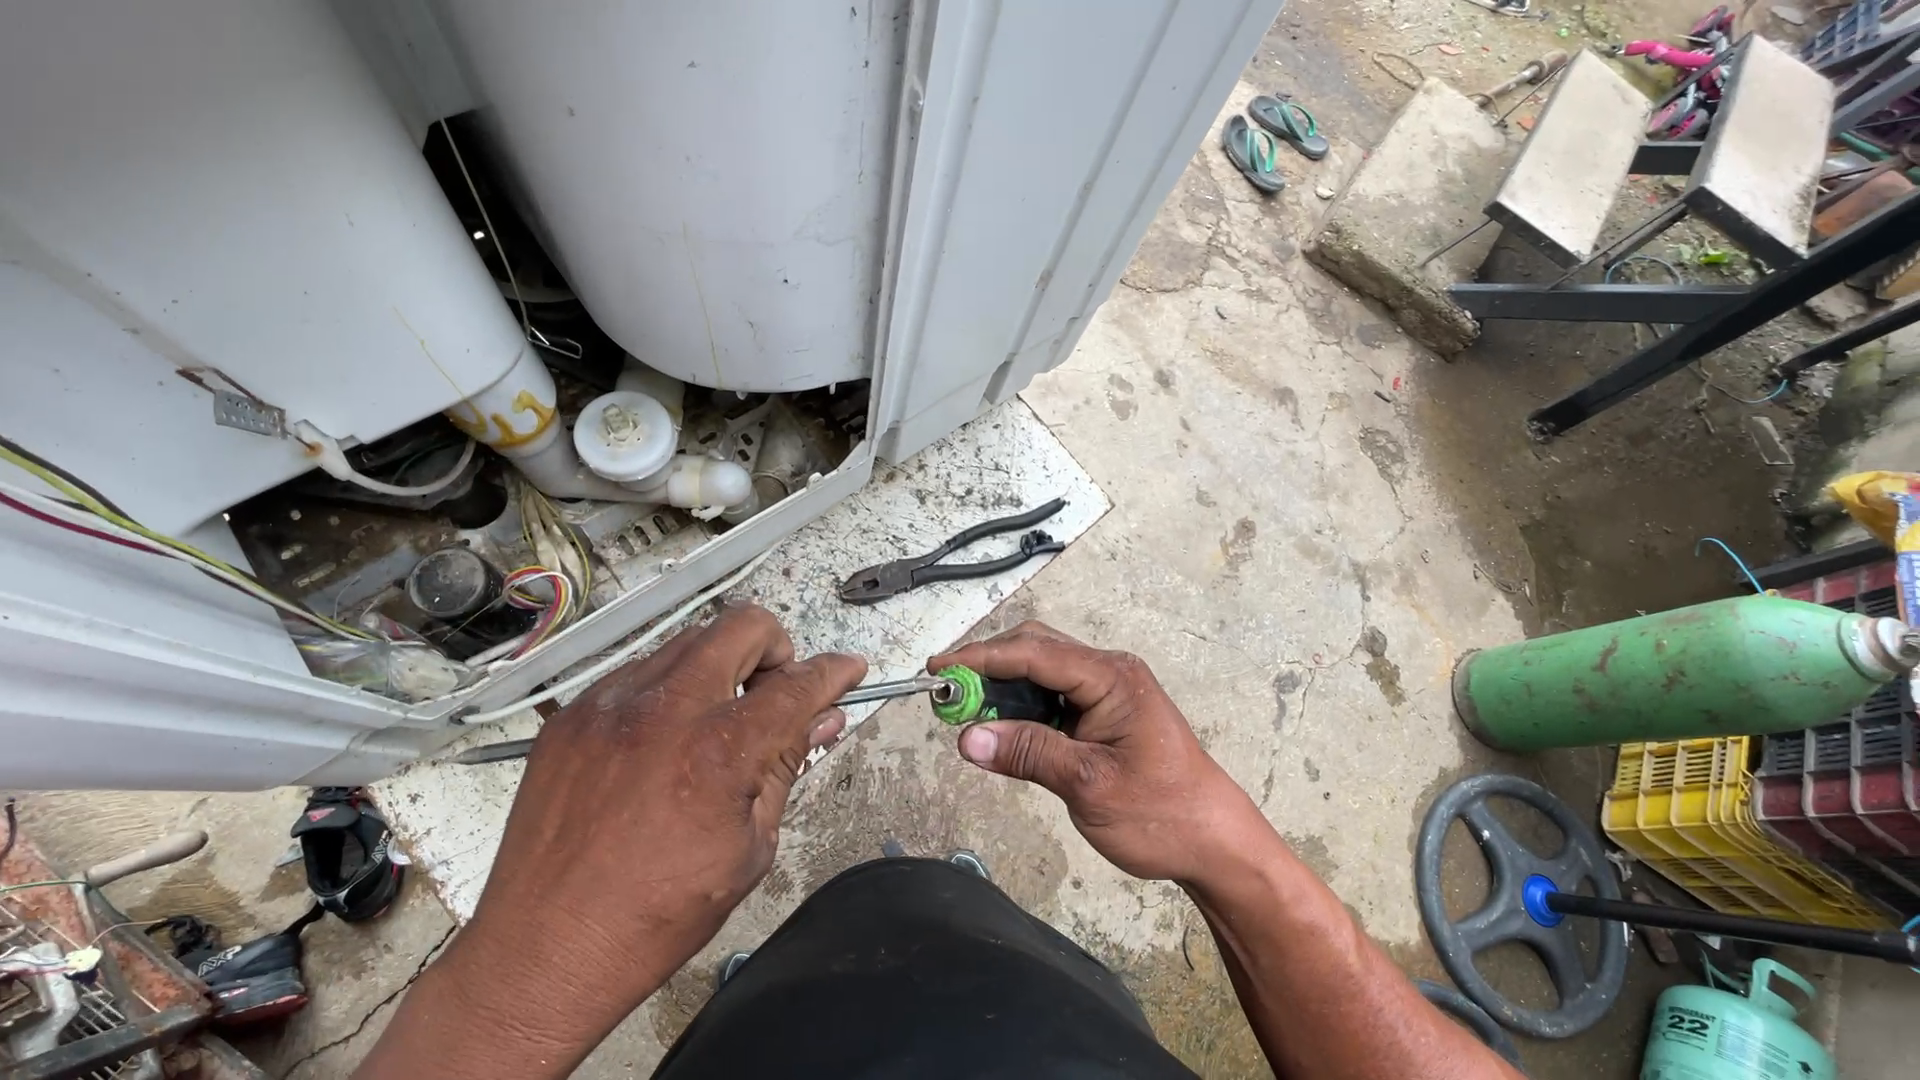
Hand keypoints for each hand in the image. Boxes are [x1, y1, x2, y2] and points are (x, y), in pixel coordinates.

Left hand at [458, 604, 864, 1033]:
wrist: (543, 950)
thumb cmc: (658, 914)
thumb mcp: (749, 849)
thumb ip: (786, 769)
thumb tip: (823, 721)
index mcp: (718, 750)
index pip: (796, 686)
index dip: (834, 673)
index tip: (849, 669)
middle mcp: (664, 709)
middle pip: (742, 625)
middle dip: (775, 648)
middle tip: (774, 692)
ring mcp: (609, 704)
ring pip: (688, 641)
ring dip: (719, 666)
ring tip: (715, 722)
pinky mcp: (571, 716)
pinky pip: (637, 672)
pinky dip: (669, 690)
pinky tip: (663, 740)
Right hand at [929, 622, 1264, 882]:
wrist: (1213, 842)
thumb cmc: (1160, 814)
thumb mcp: (1088, 785)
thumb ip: (1028, 754)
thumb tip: (967, 739)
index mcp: (1111, 677)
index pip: (1034, 653)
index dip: (980, 658)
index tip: (937, 670)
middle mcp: (1108, 672)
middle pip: (1035, 649)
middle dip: (987, 667)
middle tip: (947, 694)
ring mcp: (1107, 691)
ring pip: (1040, 671)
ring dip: (1001, 687)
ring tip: (965, 713)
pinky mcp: (1102, 713)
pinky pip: (1052, 695)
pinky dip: (1020, 706)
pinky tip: (1000, 727)